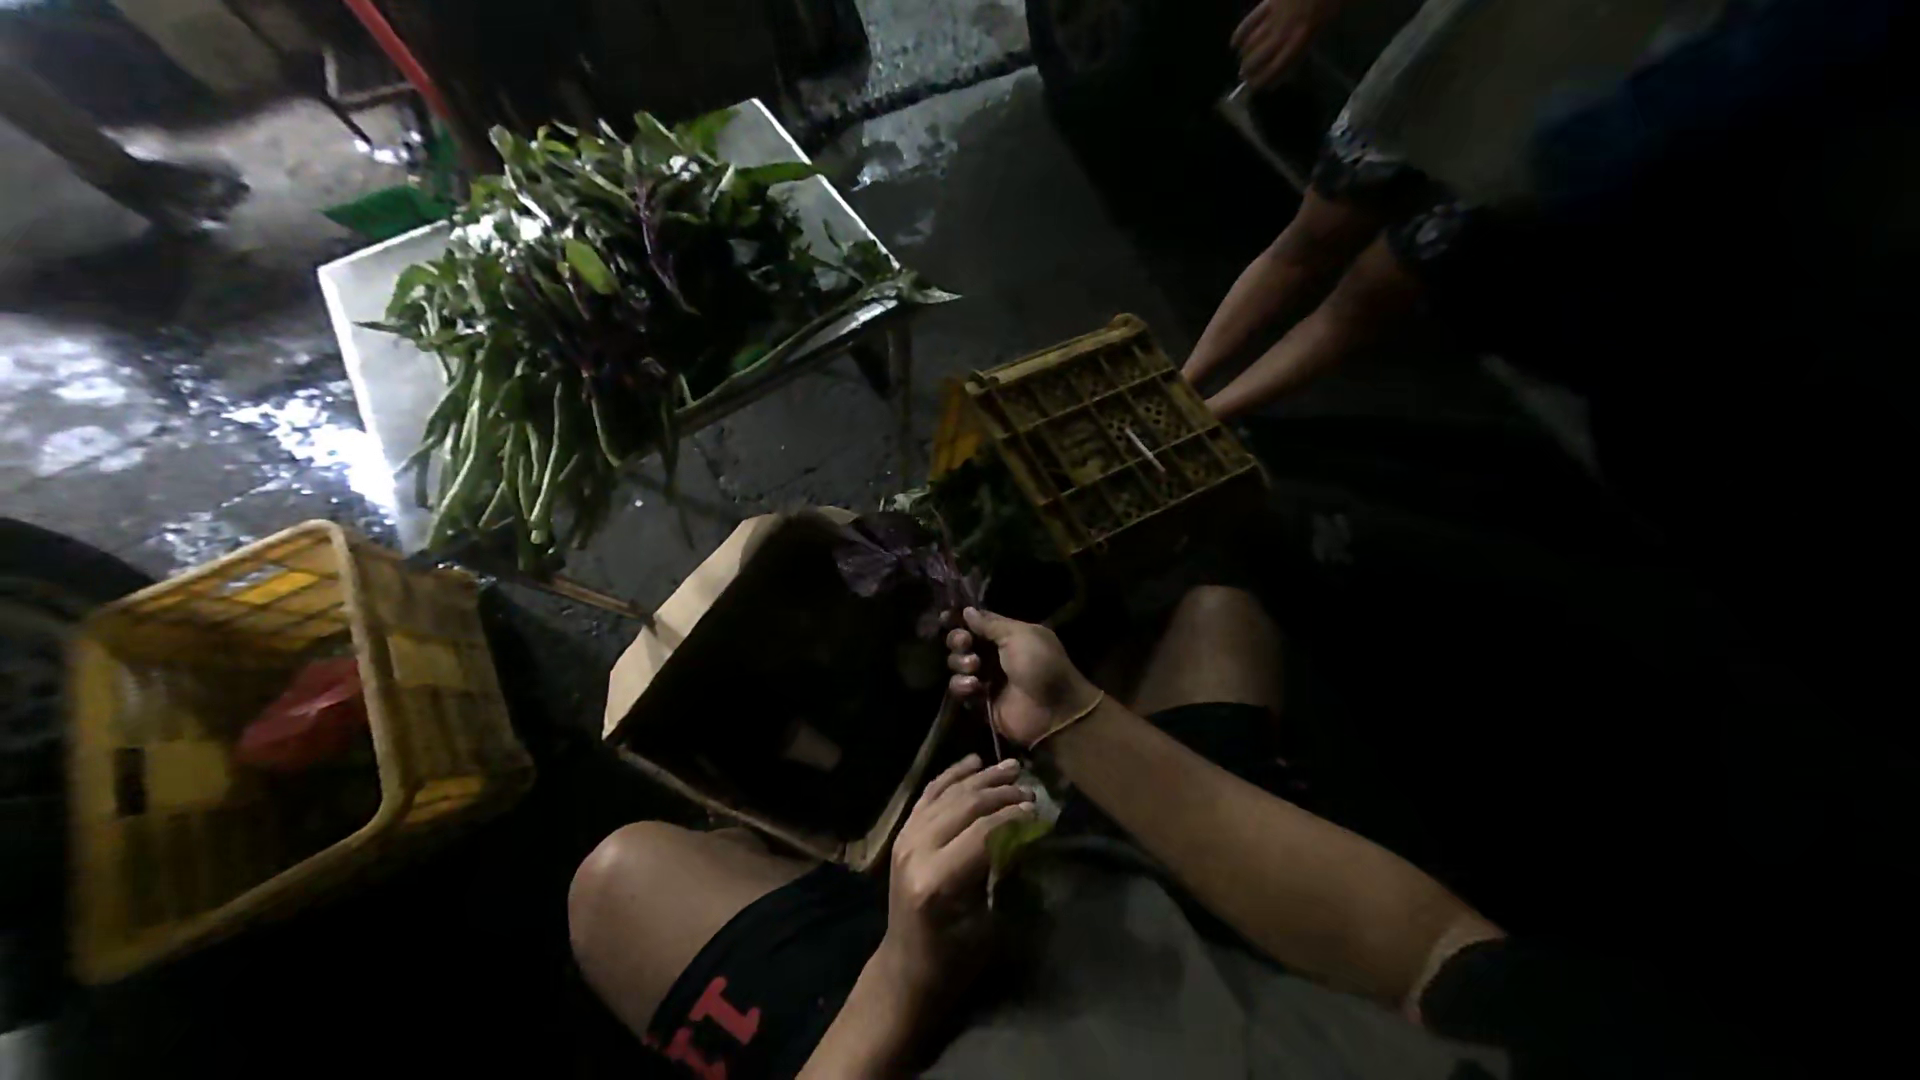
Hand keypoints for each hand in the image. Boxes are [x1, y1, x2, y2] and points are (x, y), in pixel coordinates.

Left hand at [876, 754, 1035, 1003]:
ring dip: (982, 778)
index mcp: (937, 880)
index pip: (981, 832)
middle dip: (1002, 793)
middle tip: (1031, 788)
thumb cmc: (954, 955)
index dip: (1012, 815)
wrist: (906, 965)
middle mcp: (916, 850)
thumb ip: (1003, 871)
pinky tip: (974, 762)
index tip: (1038, 807)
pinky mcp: (903, 832)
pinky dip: (953, 775)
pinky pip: (930, 794)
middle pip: (965, 806)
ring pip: (949, 793)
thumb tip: (1025, 830)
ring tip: (1012, 768)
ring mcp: (905, 837)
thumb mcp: (988, 922)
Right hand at [946, 607, 1100, 747]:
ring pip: (957, 664)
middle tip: (966, 643)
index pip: (977, 622)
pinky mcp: (979, 701)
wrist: (1054, 710)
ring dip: (961, 662)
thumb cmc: (1042, 665)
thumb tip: (967, 610)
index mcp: (1007, 635)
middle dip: (958, 640)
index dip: (960, 619)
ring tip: (975, 667)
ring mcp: (985, 678)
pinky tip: (975, 687)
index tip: (945, 617)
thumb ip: (991, 624)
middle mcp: (993, 654)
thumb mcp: (1020, 635)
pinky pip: (959, 689)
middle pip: (962, 641)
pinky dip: (962, 685)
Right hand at [1231, 0, 1341, 88]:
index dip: (1260, 81)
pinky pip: (1249, 22)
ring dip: (1244, 56)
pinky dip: (1239, 34)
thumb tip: (1286, 65)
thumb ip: (1305, 44)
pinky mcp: (1269, 3)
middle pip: (1257, 58)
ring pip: (1251, 43)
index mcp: (1300, 41)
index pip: (1274, 69)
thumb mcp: (1326, 24)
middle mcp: (1283, 33)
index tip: (1253, 87)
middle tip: (1244, 76)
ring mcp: (1274, 17)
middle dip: (1247, 71)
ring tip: (1241, 62)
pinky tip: (1234, 43)